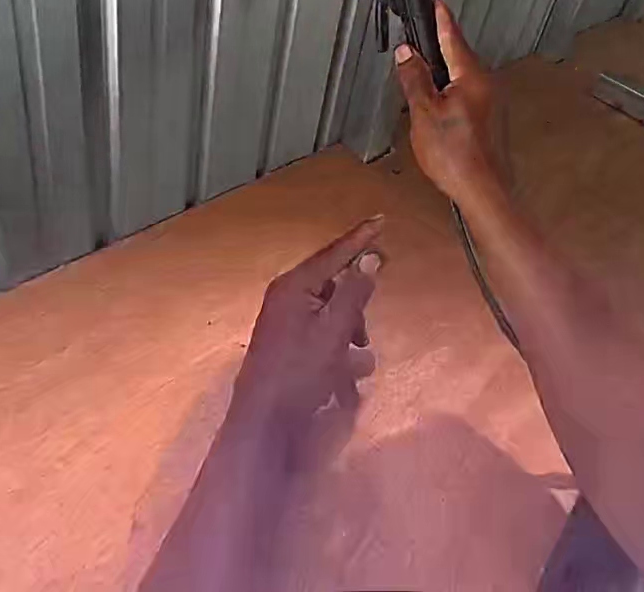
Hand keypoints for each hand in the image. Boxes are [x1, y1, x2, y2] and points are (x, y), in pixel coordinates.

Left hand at [227, 217, 383, 438]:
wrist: (261, 423)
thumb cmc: (299, 373)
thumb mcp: (334, 332)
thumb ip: (354, 293)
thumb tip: (370, 258)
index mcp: (294, 285)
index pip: (334, 253)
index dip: (360, 238)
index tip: (381, 220)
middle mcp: (285, 294)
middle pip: (332, 282)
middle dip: (355, 303)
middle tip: (366, 327)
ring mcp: (282, 317)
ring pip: (328, 308)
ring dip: (348, 326)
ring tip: (359, 355)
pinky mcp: (284, 339)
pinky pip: (318, 327)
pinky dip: (335, 340)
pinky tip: (348, 368)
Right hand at [393, 1, 506, 206]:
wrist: (484, 192)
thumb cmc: (457, 157)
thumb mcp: (424, 112)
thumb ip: (414, 78)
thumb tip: (407, 53)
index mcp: (472, 76)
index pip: (453, 37)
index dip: (441, 19)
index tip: (437, 3)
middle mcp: (487, 85)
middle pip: (458, 56)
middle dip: (436, 49)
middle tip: (418, 39)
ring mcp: (492, 102)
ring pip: (462, 77)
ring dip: (441, 74)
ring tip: (420, 79)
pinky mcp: (490, 119)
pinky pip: (467, 94)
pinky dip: (449, 92)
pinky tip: (436, 107)